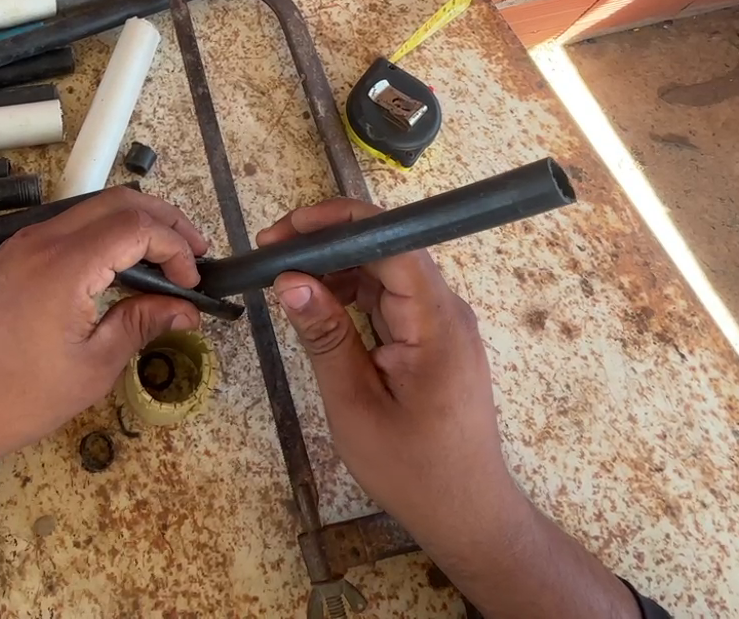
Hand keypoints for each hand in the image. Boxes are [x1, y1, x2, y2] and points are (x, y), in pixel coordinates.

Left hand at [0, 188, 209, 477]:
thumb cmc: (17, 397)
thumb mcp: (92, 367)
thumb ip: (142, 324)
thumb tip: (185, 309)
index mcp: (64, 264)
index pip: (136, 226)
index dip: (175, 246)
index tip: (194, 280)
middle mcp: (43, 239)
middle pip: (117, 202)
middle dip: (163, 220)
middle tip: (193, 253)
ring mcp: (24, 243)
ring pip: (93, 209)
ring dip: (134, 225)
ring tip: (166, 260)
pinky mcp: (14, 255)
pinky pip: (70, 228)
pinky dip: (105, 236)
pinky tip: (123, 267)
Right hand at [260, 198, 523, 556]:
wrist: (468, 517)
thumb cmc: (413, 469)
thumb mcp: (355, 405)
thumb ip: (324, 336)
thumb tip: (289, 278)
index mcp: (435, 321)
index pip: (392, 241)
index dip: (337, 223)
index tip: (286, 231)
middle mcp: (443, 309)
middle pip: (384, 247)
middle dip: (325, 241)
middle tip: (270, 253)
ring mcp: (437, 321)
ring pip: (381, 268)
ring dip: (331, 265)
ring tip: (283, 278)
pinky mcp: (428, 335)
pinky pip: (384, 294)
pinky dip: (346, 290)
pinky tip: (315, 304)